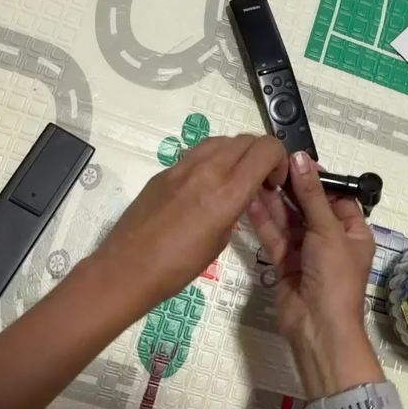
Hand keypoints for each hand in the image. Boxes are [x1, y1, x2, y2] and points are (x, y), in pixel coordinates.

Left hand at [91, 135, 288, 310]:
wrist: (128, 268)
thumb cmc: (179, 267)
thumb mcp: (221, 239)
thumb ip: (236, 207)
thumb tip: (240, 193)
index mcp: (228, 190)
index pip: (267, 149)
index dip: (279, 160)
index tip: (274, 182)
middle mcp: (208, 169)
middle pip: (247, 139)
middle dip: (261, 155)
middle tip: (259, 181)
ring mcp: (183, 166)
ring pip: (222, 140)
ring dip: (236, 153)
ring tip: (233, 179)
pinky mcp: (165, 171)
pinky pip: (198, 152)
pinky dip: (213, 159)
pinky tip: (207, 185)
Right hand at [246, 152, 383, 397]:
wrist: (318, 327)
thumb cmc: (335, 277)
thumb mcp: (327, 230)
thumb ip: (311, 195)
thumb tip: (301, 158)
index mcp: (353, 232)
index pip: (336, 197)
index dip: (318, 178)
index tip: (296, 158)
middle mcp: (330, 239)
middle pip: (310, 207)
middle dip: (292, 187)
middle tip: (270, 164)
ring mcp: (306, 252)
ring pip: (289, 221)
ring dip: (275, 201)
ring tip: (256, 177)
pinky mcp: (285, 264)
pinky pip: (275, 237)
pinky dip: (264, 221)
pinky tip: (250, 201)